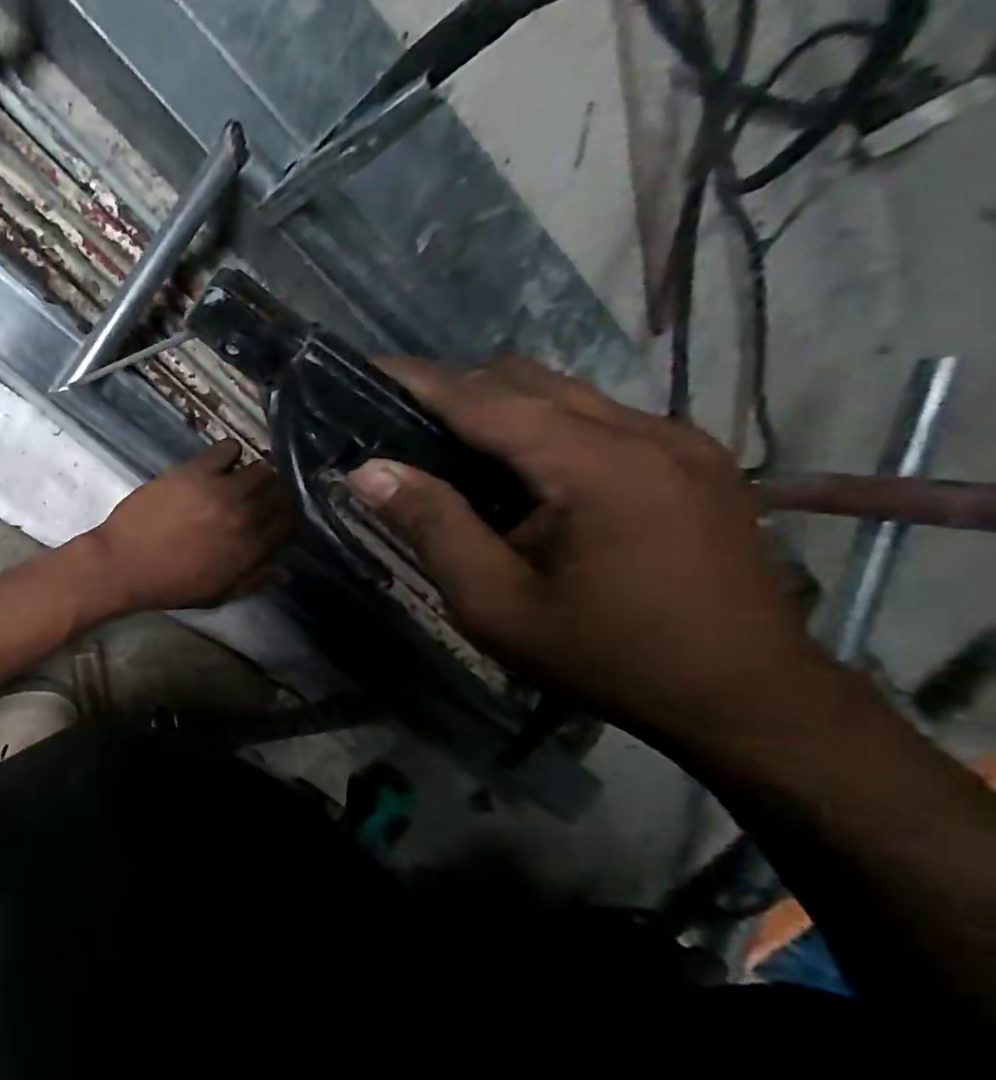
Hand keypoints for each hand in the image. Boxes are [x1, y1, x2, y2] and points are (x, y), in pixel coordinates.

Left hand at [75, 439, 294, 614]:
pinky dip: (229, 453)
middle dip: (273, 493)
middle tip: (258, 494)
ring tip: (239, 479)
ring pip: (259, 468)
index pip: (289, 522)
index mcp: (252, 548)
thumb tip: (284, 569)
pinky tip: (219, 463)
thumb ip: (254, 580)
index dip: (285, 516)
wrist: (124, 564)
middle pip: (279, 491)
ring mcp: (221, 490)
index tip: (275, 514)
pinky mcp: (195, 471)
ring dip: (254, 473)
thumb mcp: (217, 593)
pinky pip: (227, 449)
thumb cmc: (169, 585)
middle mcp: (245, 515)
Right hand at [344, 356, 829, 744]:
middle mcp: (646, 432)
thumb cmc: (605, 656)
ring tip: (449, 446)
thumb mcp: (494, 603)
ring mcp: (680, 440)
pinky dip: (543, 423)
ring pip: (565, 391)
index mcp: (598, 467)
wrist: (745, 697)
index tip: (366, 367)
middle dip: (455, 387)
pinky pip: (599, 415)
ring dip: (499, 405)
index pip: (485, 399)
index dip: (419, 379)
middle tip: (398, 422)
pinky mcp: (694, 458)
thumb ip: (432, 526)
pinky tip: (520, 471)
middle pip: (527, 379)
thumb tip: (368, 470)